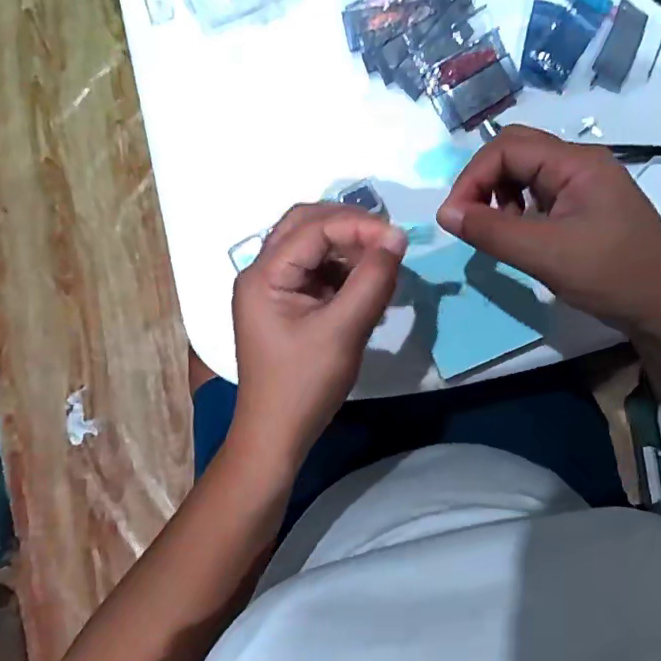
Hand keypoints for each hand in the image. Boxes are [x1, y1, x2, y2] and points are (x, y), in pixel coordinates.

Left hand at [231, 204, 406, 451]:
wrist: (276, 434)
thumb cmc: (304, 385)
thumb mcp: (343, 331)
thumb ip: (371, 281)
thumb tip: (396, 237)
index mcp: (263, 275)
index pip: (312, 228)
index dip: (357, 225)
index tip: (398, 239)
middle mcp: (262, 273)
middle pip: (305, 226)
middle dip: (349, 227)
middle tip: (387, 241)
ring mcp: (273, 288)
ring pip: (312, 246)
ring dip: (348, 248)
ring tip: (382, 265)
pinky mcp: (287, 304)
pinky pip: (316, 271)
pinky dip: (343, 270)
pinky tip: (368, 286)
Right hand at [436, 125, 660, 335]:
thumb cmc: (611, 276)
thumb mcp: (544, 254)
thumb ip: (490, 231)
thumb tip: (444, 213)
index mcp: (577, 163)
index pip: (507, 148)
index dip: (473, 177)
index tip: (455, 218)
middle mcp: (581, 164)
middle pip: (516, 152)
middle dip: (484, 182)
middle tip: (470, 219)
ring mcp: (586, 185)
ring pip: (526, 173)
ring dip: (499, 196)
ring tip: (497, 232)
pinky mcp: (586, 207)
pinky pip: (540, 194)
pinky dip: (518, 210)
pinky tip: (519, 237)